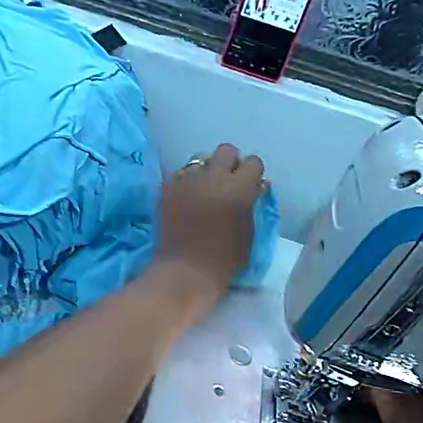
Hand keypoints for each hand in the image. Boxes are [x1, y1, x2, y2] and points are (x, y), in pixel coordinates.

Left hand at [150, 143, 264, 303]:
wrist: (185, 271)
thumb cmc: (224, 260)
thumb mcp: (248, 233)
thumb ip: (252, 205)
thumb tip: (255, 188)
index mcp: (239, 188)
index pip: (253, 162)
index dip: (253, 175)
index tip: (250, 187)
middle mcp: (213, 177)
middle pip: (226, 151)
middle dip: (230, 164)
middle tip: (228, 184)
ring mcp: (187, 180)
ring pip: (200, 160)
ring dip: (206, 172)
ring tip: (204, 190)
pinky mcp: (167, 188)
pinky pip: (180, 175)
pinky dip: (186, 183)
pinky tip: (185, 200)